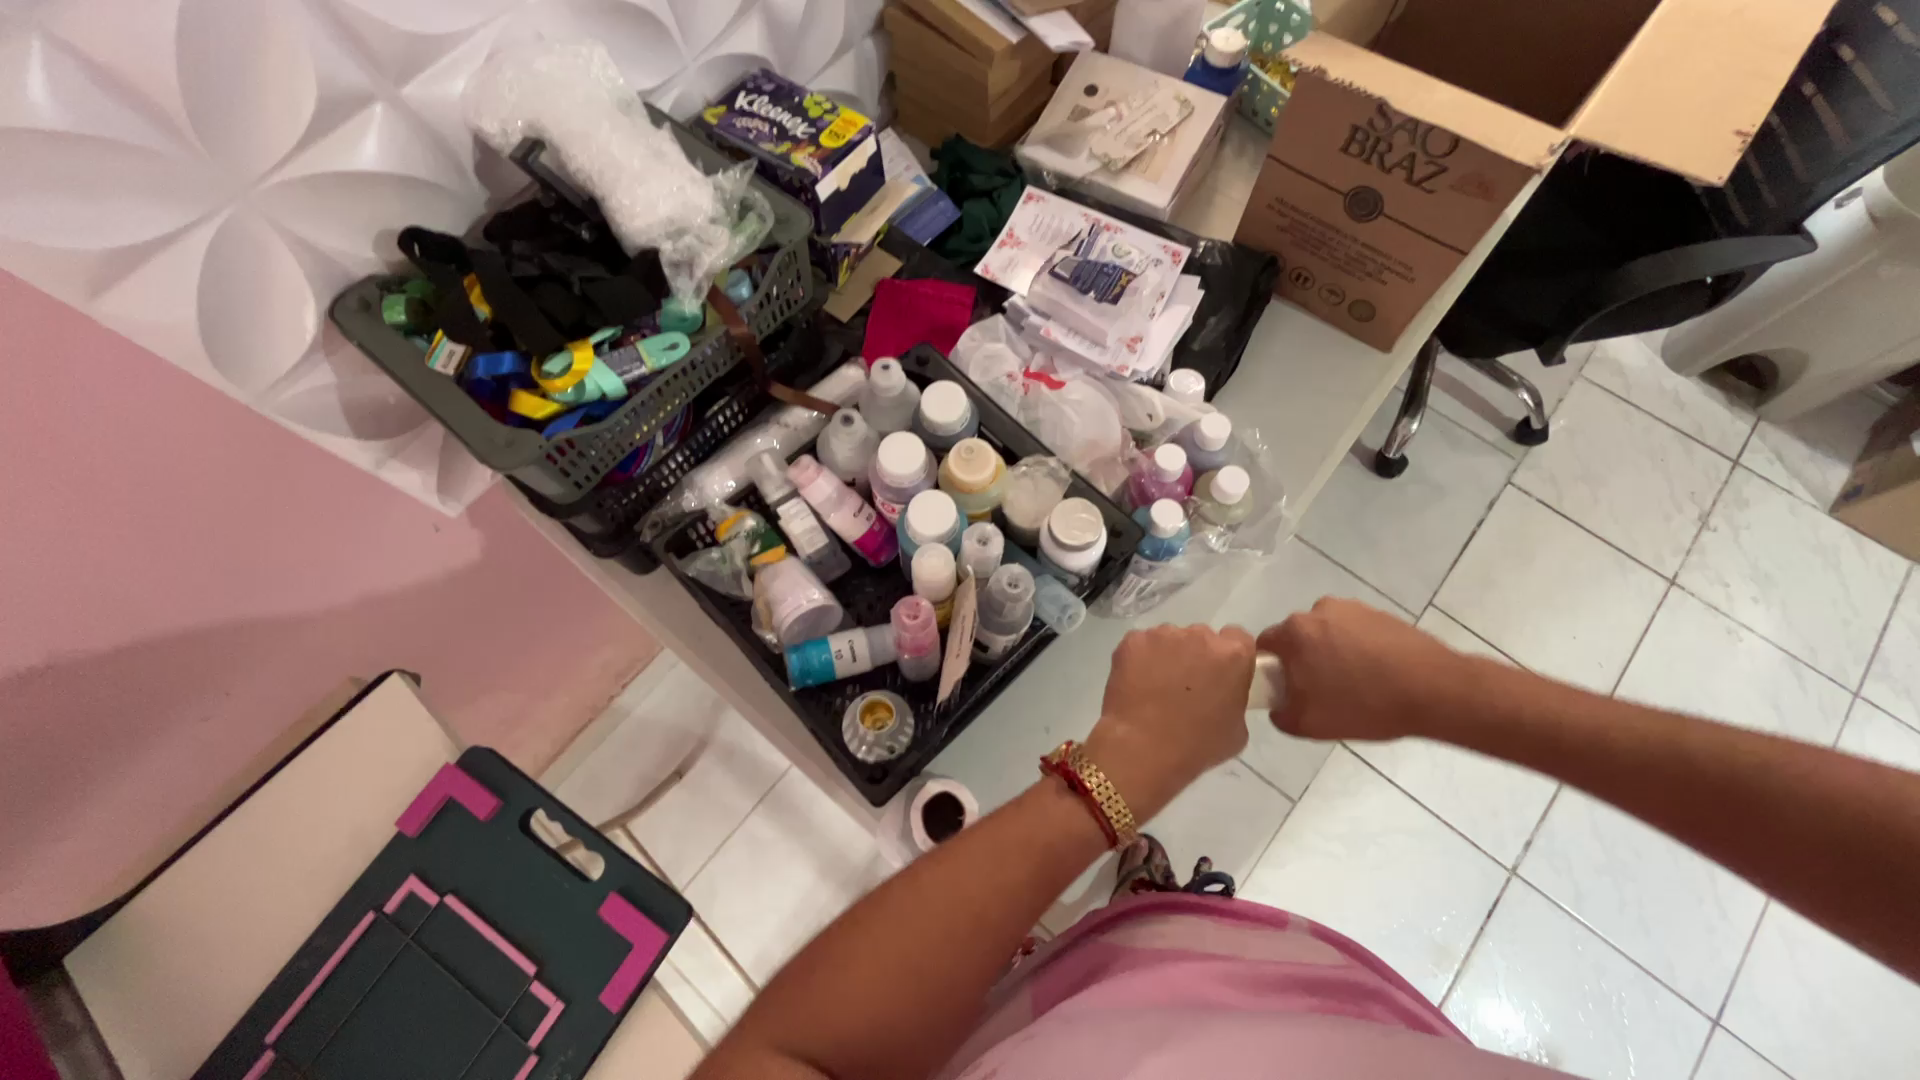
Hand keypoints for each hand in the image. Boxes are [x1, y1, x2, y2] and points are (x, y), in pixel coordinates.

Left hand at [1084, 625, 1255, 821]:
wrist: (1142, 748)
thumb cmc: (1197, 746)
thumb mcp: (1238, 729)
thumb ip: (1235, 698)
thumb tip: (1223, 694)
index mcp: (1232, 654)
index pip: (1238, 638)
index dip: (1229, 656)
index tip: (1221, 674)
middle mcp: (1199, 635)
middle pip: (1202, 637)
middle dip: (1197, 656)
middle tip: (1186, 686)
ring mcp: (1163, 635)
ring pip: (1170, 639)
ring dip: (1168, 656)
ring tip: (1156, 687)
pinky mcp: (1132, 640)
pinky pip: (1142, 645)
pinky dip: (1140, 659)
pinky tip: (1136, 684)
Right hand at [1256, 598, 1479, 741]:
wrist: (1436, 691)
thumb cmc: (1365, 706)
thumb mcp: (1309, 725)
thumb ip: (1280, 714)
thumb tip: (1278, 705)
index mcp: (1294, 632)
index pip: (1264, 646)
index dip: (1271, 669)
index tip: (1286, 689)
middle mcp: (1317, 611)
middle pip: (1296, 637)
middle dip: (1302, 659)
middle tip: (1320, 690)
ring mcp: (1352, 608)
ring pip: (1326, 633)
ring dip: (1330, 651)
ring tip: (1353, 682)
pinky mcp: (1380, 613)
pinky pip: (1354, 631)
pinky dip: (1358, 648)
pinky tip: (1376, 673)